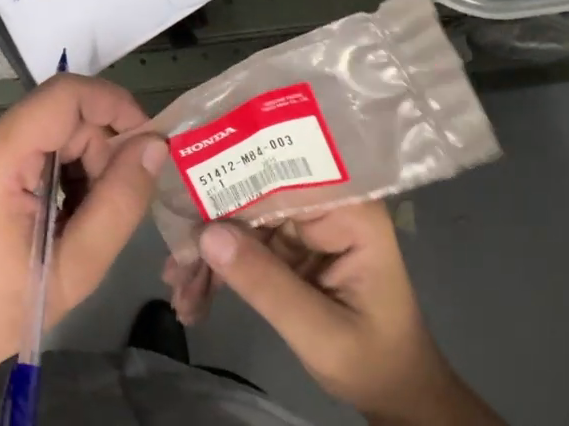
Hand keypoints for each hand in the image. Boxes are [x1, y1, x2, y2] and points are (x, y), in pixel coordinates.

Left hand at [0, 74, 168, 409]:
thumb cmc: (3, 306)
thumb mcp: (76, 266)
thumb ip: (119, 202)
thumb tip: (155, 144)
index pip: (65, 94)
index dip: (114, 105)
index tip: (151, 142)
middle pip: (65, 114)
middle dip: (102, 152)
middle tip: (110, 209)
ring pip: (57, 127)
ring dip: (85, 165)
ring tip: (82, 220)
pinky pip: (40, 141)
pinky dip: (65, 169)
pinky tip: (63, 213)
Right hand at [182, 203, 502, 425]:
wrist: (396, 396)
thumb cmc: (374, 363)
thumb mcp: (321, 334)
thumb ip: (266, 284)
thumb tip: (206, 234)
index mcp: (348, 209)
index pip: (280, 173)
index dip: (228, 175)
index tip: (180, 188)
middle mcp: (324, 203)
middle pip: (251, 192)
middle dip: (208, 225)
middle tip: (171, 258)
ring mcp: (303, 223)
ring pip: (237, 217)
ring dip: (205, 252)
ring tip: (177, 290)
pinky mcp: (287, 243)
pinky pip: (239, 242)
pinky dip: (215, 268)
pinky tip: (191, 296)